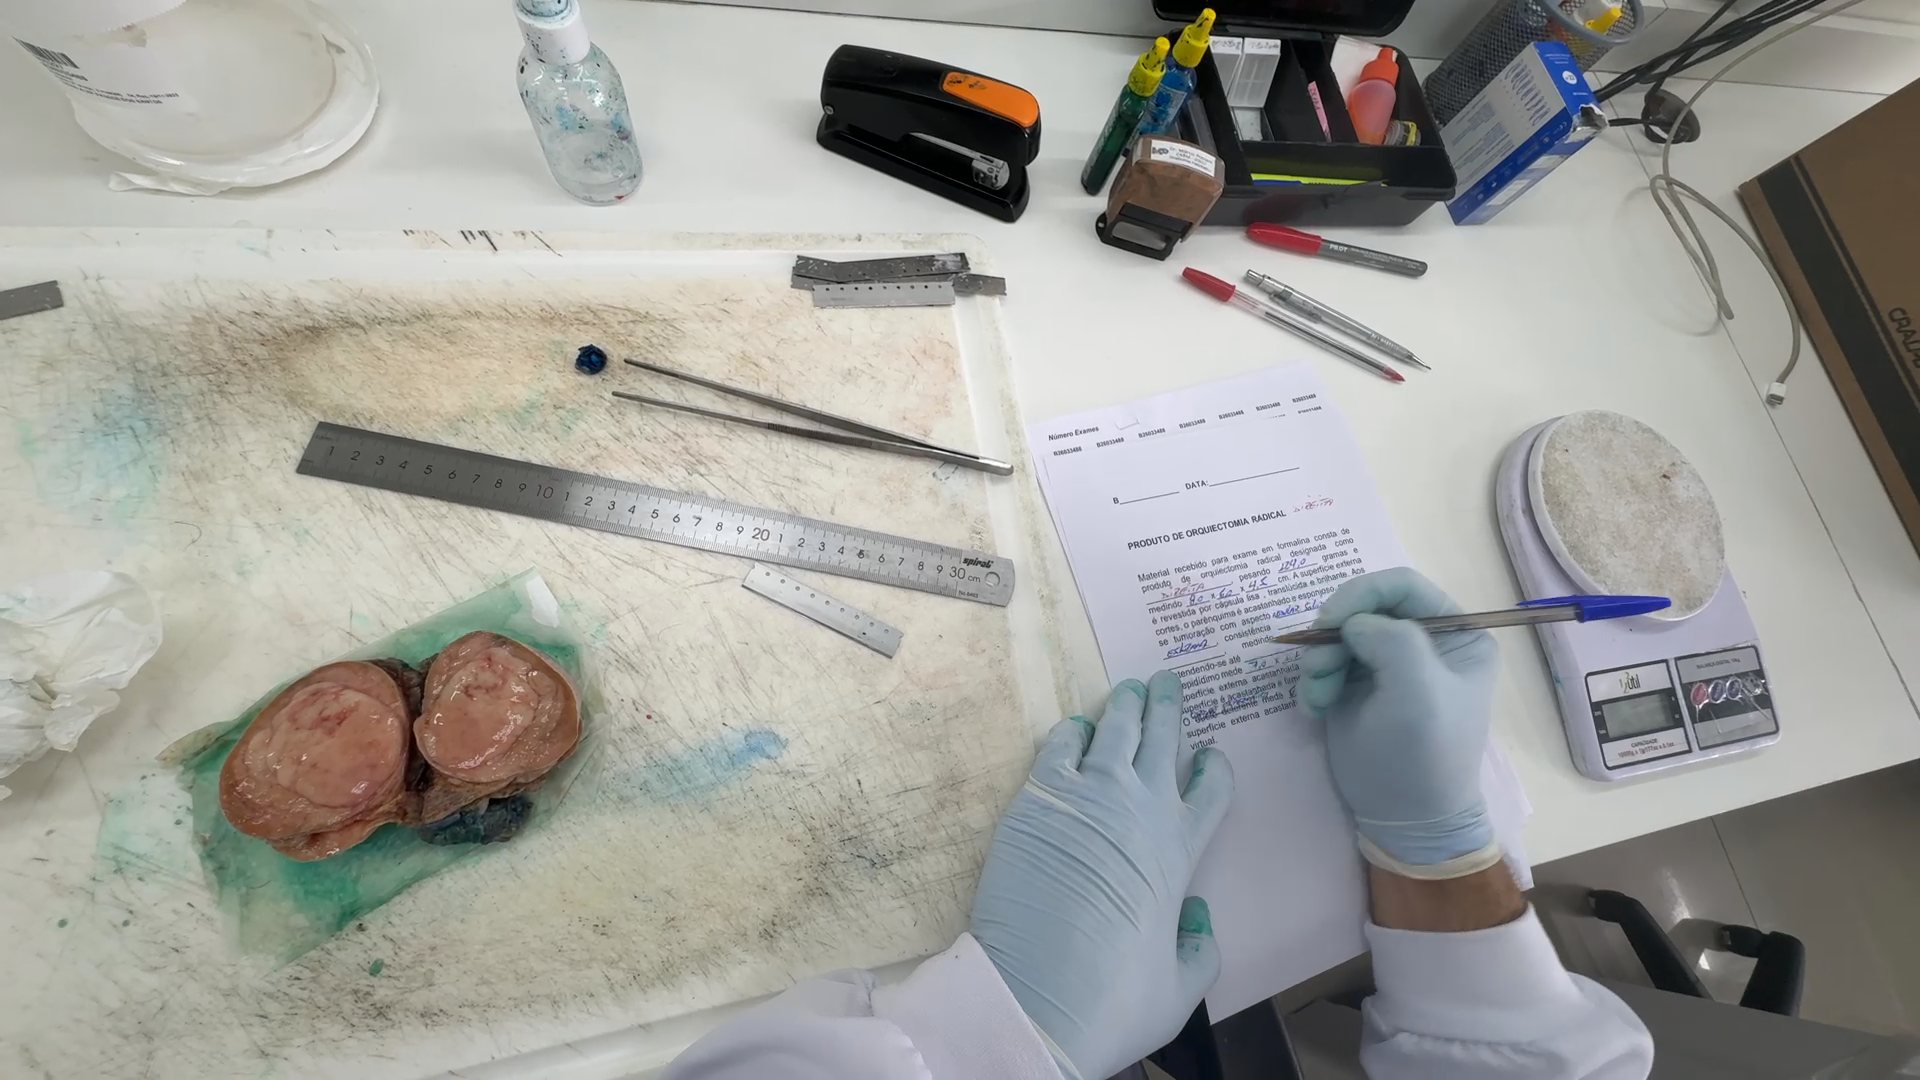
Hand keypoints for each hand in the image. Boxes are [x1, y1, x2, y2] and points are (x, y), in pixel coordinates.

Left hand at [971, 671, 1233, 1079]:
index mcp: (1180, 849)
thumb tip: (1198, 920)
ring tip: (1129, 687)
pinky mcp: (1042, 793)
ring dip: (1125, 704)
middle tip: (1166, 680)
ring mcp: (1091, 793)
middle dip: (1167, 705)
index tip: (1209, 751)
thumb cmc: (1113, 996)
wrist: (1038, 992)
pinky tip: (1077, 726)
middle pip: (1163, 739)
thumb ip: (1198, 951)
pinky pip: (1061, 745)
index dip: (1213, 766)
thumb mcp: (1178, 989)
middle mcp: (1142, 807)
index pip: (1212, 789)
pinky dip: (1072, 731)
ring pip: (1117, 729)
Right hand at [1298, 568, 1500, 877]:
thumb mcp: (1418, 693)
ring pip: (1333, 634)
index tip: (1329, 621)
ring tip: (1319, 696)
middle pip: (1360, 607)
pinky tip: (1316, 707)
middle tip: (1317, 667)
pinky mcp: (1353, 683)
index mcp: (1454, 635)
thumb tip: (1352, 624)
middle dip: (1331, 636)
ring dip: (1317, 662)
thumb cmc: (1421, 753)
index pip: (1401, 586)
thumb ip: (1392, 641)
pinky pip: (1320, 661)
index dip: (1359, 593)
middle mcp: (1419, 641)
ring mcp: (1383, 662)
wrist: (1401, 814)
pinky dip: (1311, 681)